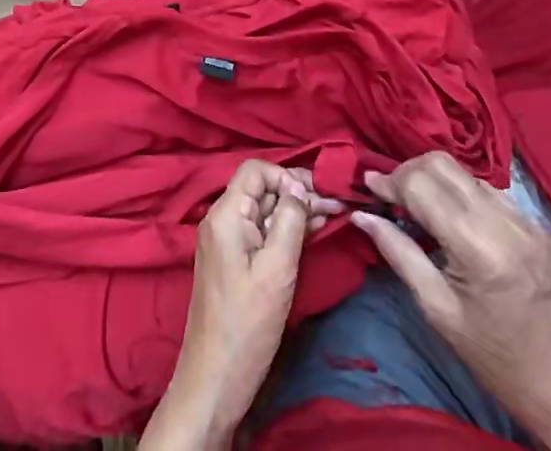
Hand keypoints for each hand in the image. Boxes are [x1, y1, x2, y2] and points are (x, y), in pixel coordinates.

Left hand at [147, 161, 340, 450]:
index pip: (256, 170)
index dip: (287, 177)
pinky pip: (263, 232)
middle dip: (298, 192)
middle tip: (335, 204)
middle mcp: (222, 221)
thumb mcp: (277, 267)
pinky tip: (315, 231)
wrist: (215, 380)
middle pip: (262, 189)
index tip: (314, 198)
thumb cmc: (247, 323)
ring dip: (297, 210)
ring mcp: (228, 242)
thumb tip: (300, 187)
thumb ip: (290, 219)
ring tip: (333, 214)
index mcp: (225, 215)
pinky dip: (287, 229)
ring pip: (265, 211)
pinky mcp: (236, 262)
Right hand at [350, 154, 550, 419]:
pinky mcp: (529, 218)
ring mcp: (520, 215)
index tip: (368, 188)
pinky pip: (482, 185)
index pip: (422, 185)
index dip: (389, 181)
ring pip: (462, 169)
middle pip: (441, 164)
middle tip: (388, 195)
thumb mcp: (436, 308)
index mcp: (478, 246)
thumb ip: (399, 253)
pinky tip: (445, 213)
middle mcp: (502, 220)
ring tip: (412, 202)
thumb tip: (363, 216)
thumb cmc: (490, 352)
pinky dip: (456, 188)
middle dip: (407, 171)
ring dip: (431, 177)